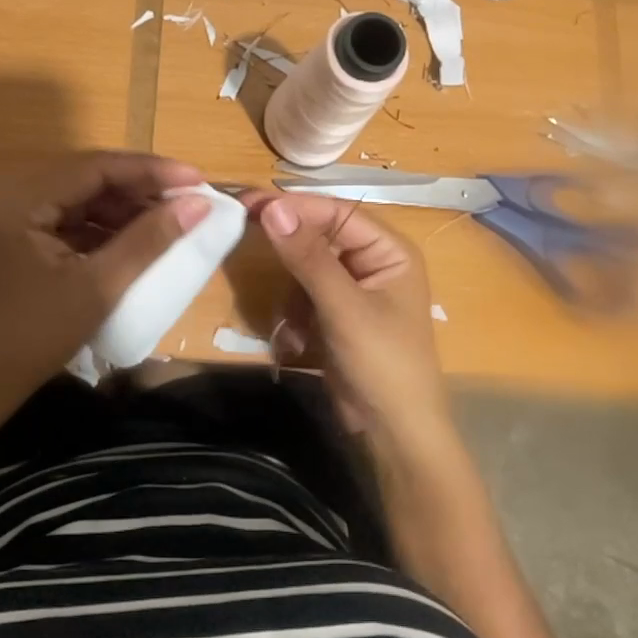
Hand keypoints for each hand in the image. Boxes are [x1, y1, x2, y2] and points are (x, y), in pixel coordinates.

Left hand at [0, 152, 209, 419]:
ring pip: (70, 196)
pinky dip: (93, 226)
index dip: (149, 170)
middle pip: (80, 176)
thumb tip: (197, 205)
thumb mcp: (97, 289)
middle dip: (136, 187)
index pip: (92, 166)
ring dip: (116, 207)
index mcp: (14, 200)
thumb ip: (148, 241)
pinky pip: (55, 218)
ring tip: (165, 220)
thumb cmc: (32, 341)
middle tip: (186, 200)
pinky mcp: (0, 238)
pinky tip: (128, 239)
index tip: (198, 179)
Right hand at [241, 192, 451, 443]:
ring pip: (304, 270)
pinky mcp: (336, 316)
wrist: (393, 432)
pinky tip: (298, 344)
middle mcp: (373, 262)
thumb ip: (307, 257)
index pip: (336, 212)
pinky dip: (294, 317)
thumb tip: (272, 207)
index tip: (248, 205)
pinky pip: (302, 298)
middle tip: (245, 241)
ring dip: (291, 296)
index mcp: (389, 250)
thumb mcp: (343, 308)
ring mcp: (353, 290)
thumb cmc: (382, 363)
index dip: (294, 207)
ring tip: (294, 327)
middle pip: (318, 238)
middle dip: (288, 255)